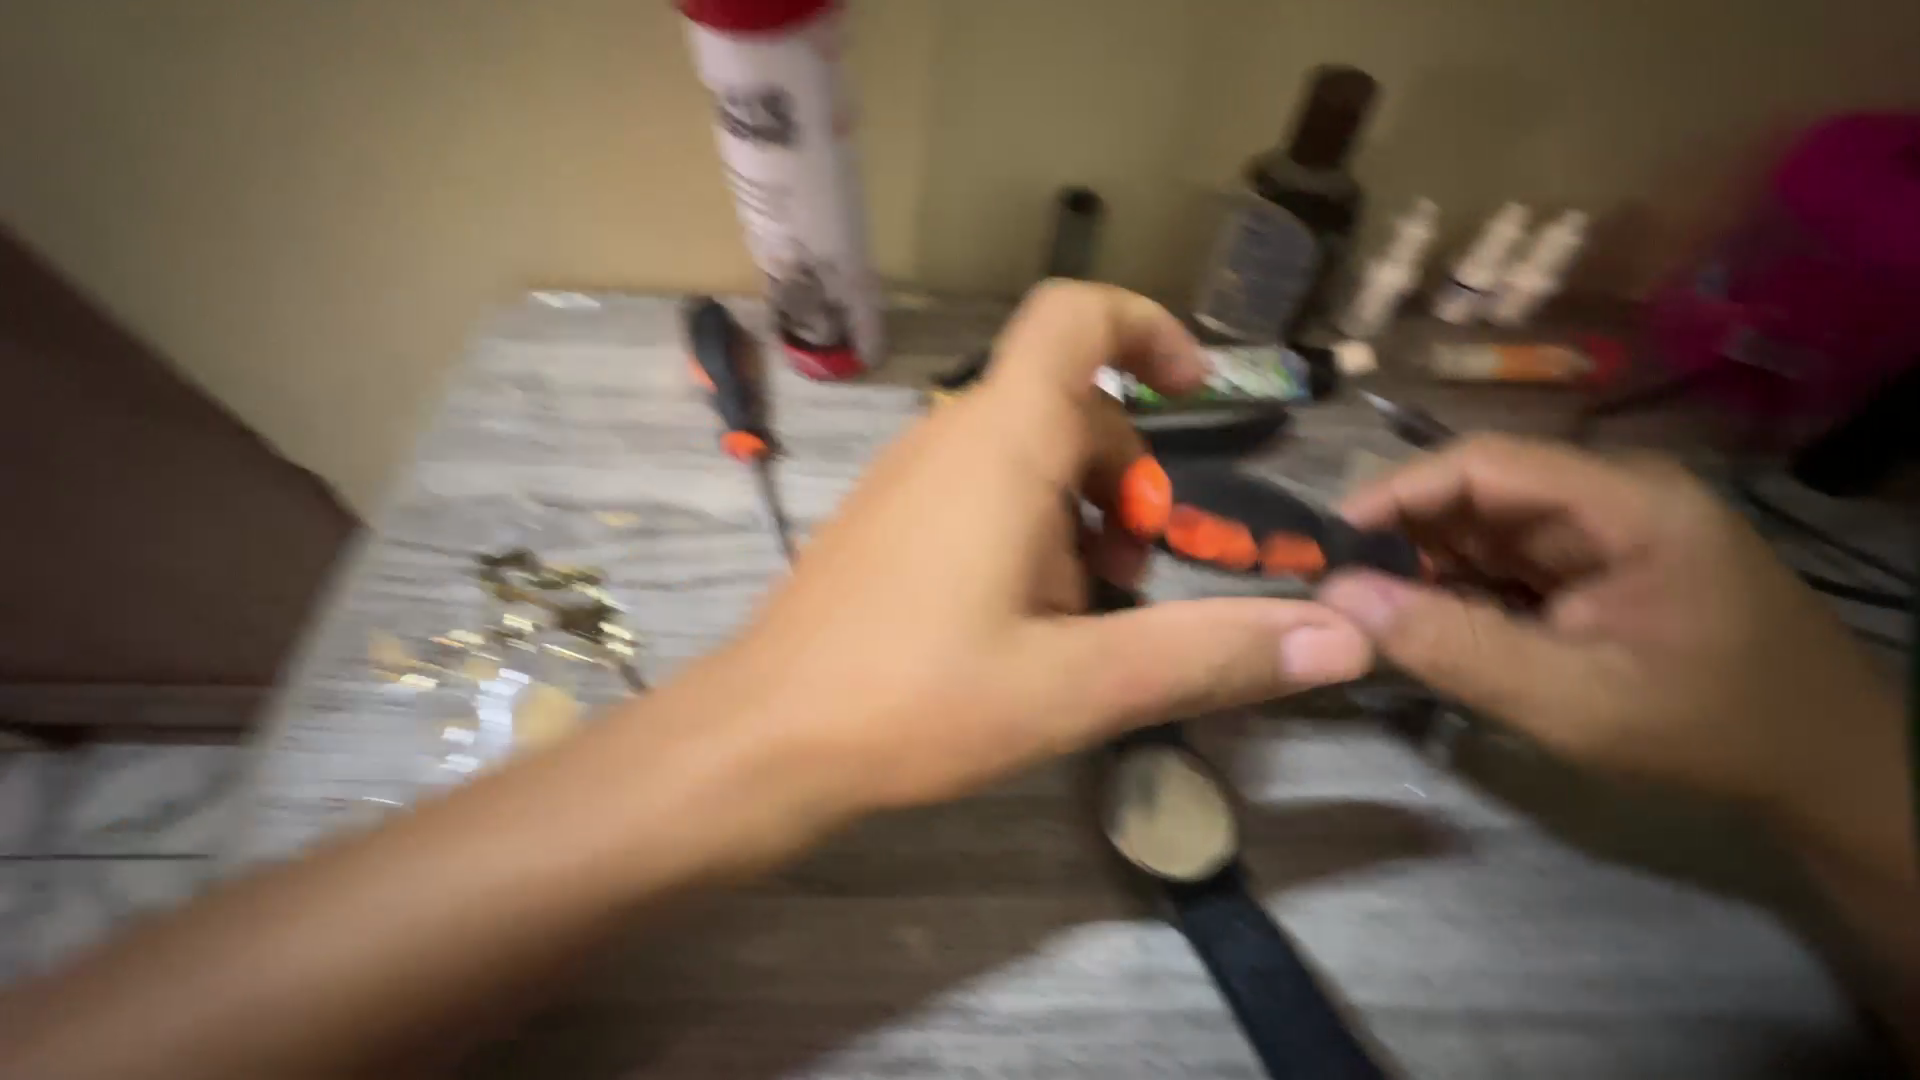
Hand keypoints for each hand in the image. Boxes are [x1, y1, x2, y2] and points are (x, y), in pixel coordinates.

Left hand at [714, 282, 1370, 811]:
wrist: (763, 736)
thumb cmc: (914, 701)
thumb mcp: (1076, 683)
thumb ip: (1208, 654)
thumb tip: (1342, 639)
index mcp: (1002, 444)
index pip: (1075, 318)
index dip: (1147, 329)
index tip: (1196, 394)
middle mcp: (950, 438)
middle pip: (1071, 411)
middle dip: (1127, 484)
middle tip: (1130, 583)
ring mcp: (908, 478)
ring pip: (1026, 460)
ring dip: (1078, 521)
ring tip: (1076, 619)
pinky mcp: (886, 520)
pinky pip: (977, 493)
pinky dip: (1025, 534)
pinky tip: (1015, 626)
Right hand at [1316, 435, 1908, 877]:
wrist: (1823, 772)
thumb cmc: (1708, 732)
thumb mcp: (1571, 702)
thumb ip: (1453, 647)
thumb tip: (1336, 596)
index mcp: (1628, 504)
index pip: (1484, 464)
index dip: (1395, 493)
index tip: (1326, 544)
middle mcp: (1609, 496)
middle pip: (1474, 491)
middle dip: (1399, 536)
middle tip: (1338, 590)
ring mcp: (1599, 527)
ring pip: (1476, 525)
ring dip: (1419, 564)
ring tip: (1370, 610)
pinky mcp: (1586, 561)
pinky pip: (1495, 557)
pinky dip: (1450, 586)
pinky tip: (1424, 620)